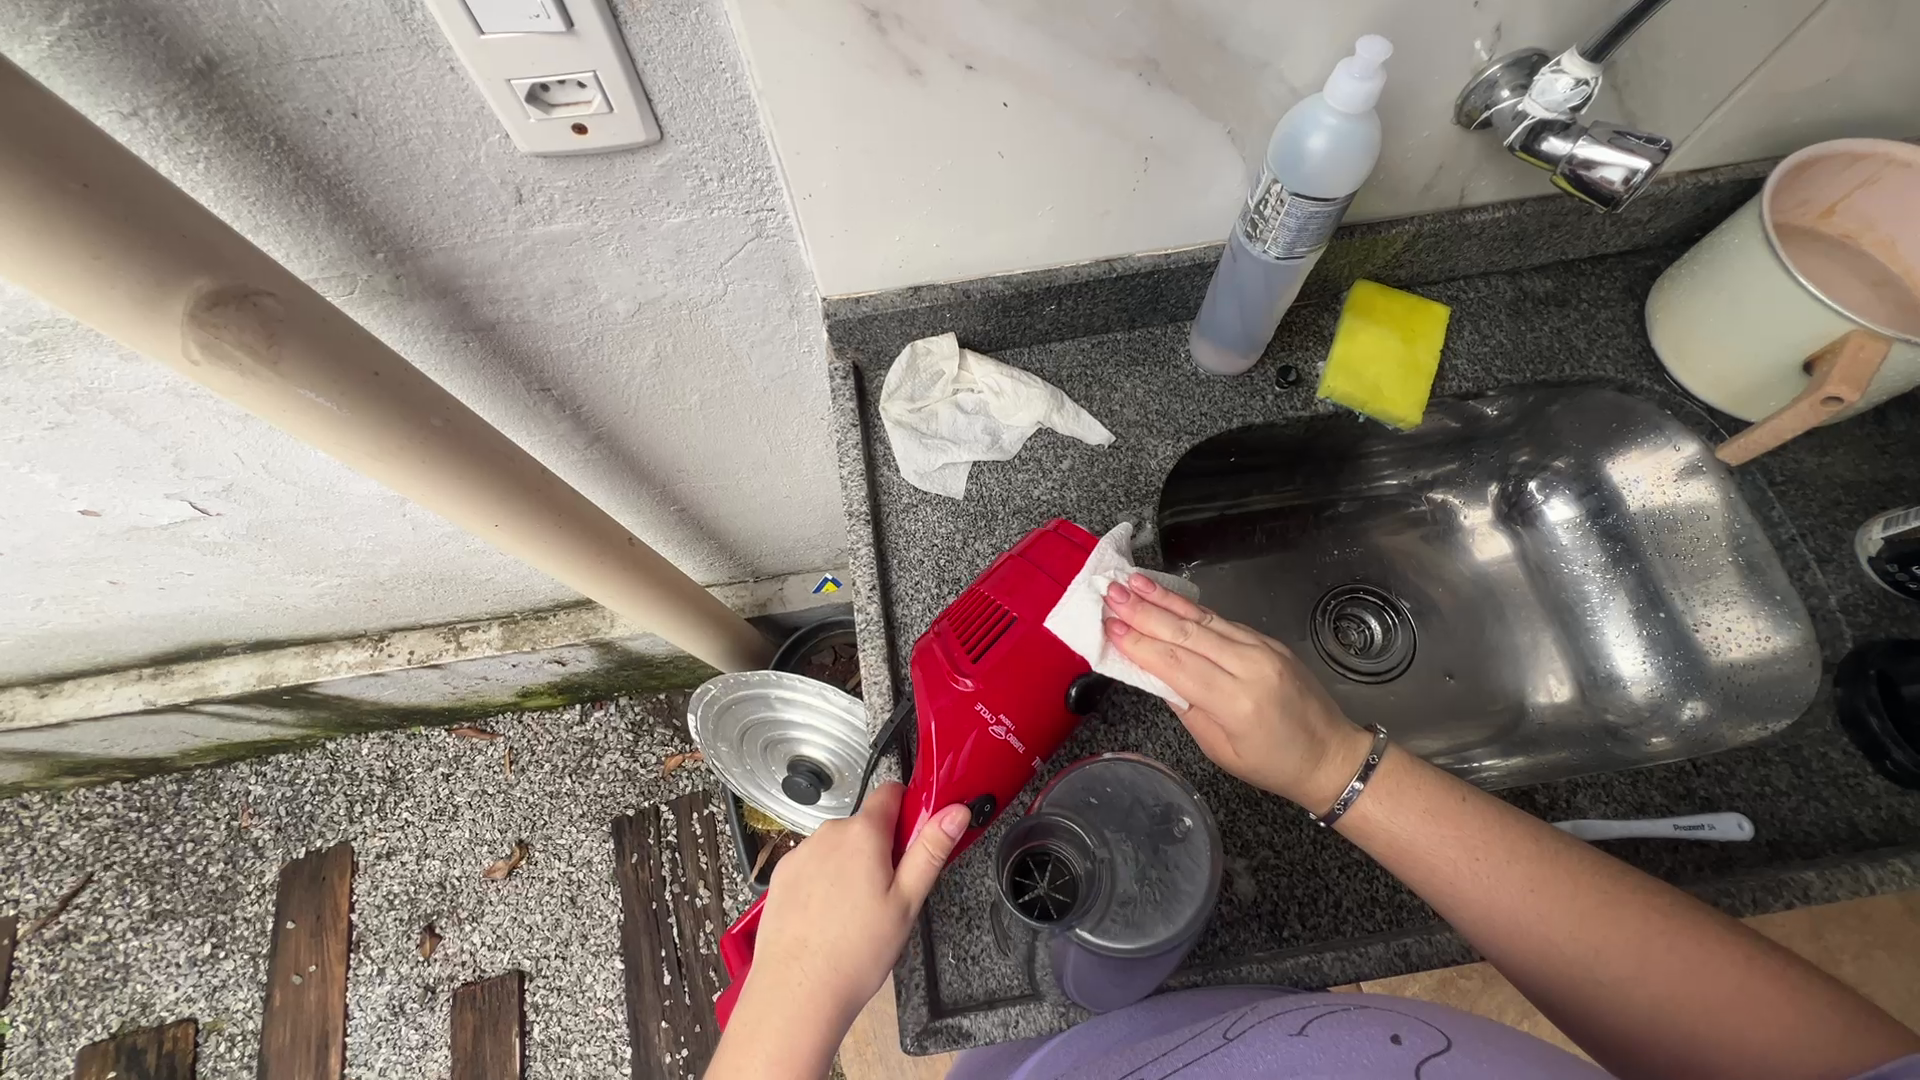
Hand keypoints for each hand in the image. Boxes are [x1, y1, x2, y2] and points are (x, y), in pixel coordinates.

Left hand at [736, 784, 969, 1035]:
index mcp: (864, 833)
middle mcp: (829, 833)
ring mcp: (802, 853)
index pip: (890, 792)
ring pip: (839, 845)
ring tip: (857, 911)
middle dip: (881, 846)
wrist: (795, 994)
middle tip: (890, 891)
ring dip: (852, 863)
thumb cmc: (855, 953)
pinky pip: (814, 864)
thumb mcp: (908, 901)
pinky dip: (824, 880)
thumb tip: (955, 812)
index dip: (908, 809)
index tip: (915, 837)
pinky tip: (830, 916)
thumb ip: (932, 849)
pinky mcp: (783, 874)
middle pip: (866, 823)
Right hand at [1103, 572, 1371, 810]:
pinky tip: (1164, 595)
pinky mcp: (1267, 640)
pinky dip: (1189, 608)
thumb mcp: (1218, 748)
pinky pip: (1221, 621)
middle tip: (1111, 592)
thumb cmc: (1272, 764)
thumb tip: (1152, 671)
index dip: (1140, 644)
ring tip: (1132, 582)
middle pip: (1187, 634)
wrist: (1331, 754)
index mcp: (1237, 703)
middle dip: (1144, 611)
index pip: (1177, 665)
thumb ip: (1185, 706)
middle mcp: (1251, 668)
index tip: (1109, 625)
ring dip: (1163, 599)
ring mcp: (1262, 649)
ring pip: (1203, 619)